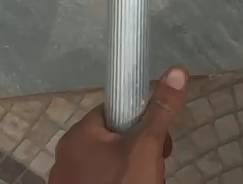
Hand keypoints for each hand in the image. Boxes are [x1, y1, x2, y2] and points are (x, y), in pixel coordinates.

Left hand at [49, 67, 188, 183]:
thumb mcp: (146, 147)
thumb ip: (161, 110)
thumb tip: (177, 70)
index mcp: (77, 136)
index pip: (115, 110)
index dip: (141, 118)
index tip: (159, 136)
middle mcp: (65, 157)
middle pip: (114, 137)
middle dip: (141, 147)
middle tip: (157, 162)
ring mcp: (68, 183)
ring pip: (110, 162)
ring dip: (134, 167)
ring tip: (148, 180)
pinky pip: (101, 181)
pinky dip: (120, 182)